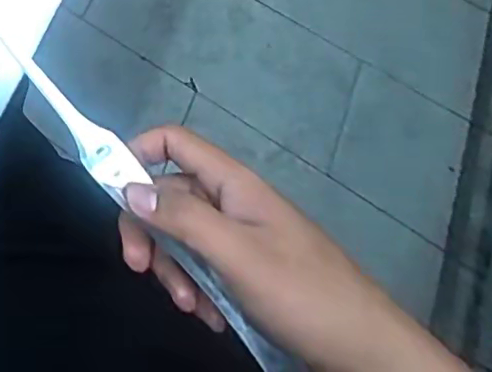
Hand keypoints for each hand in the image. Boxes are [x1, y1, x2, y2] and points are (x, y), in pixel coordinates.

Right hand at [116, 125, 464, 371]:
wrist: (378, 361)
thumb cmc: (306, 295)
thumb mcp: (237, 255)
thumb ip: (181, 216)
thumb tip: (128, 187)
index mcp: (231, 184)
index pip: (173, 142)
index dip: (138, 152)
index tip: (112, 186)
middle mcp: (231, 203)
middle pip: (168, 194)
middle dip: (148, 229)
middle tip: (138, 266)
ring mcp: (241, 237)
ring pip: (181, 234)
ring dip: (173, 267)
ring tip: (188, 306)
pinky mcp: (248, 271)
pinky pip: (203, 264)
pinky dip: (197, 287)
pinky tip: (210, 315)